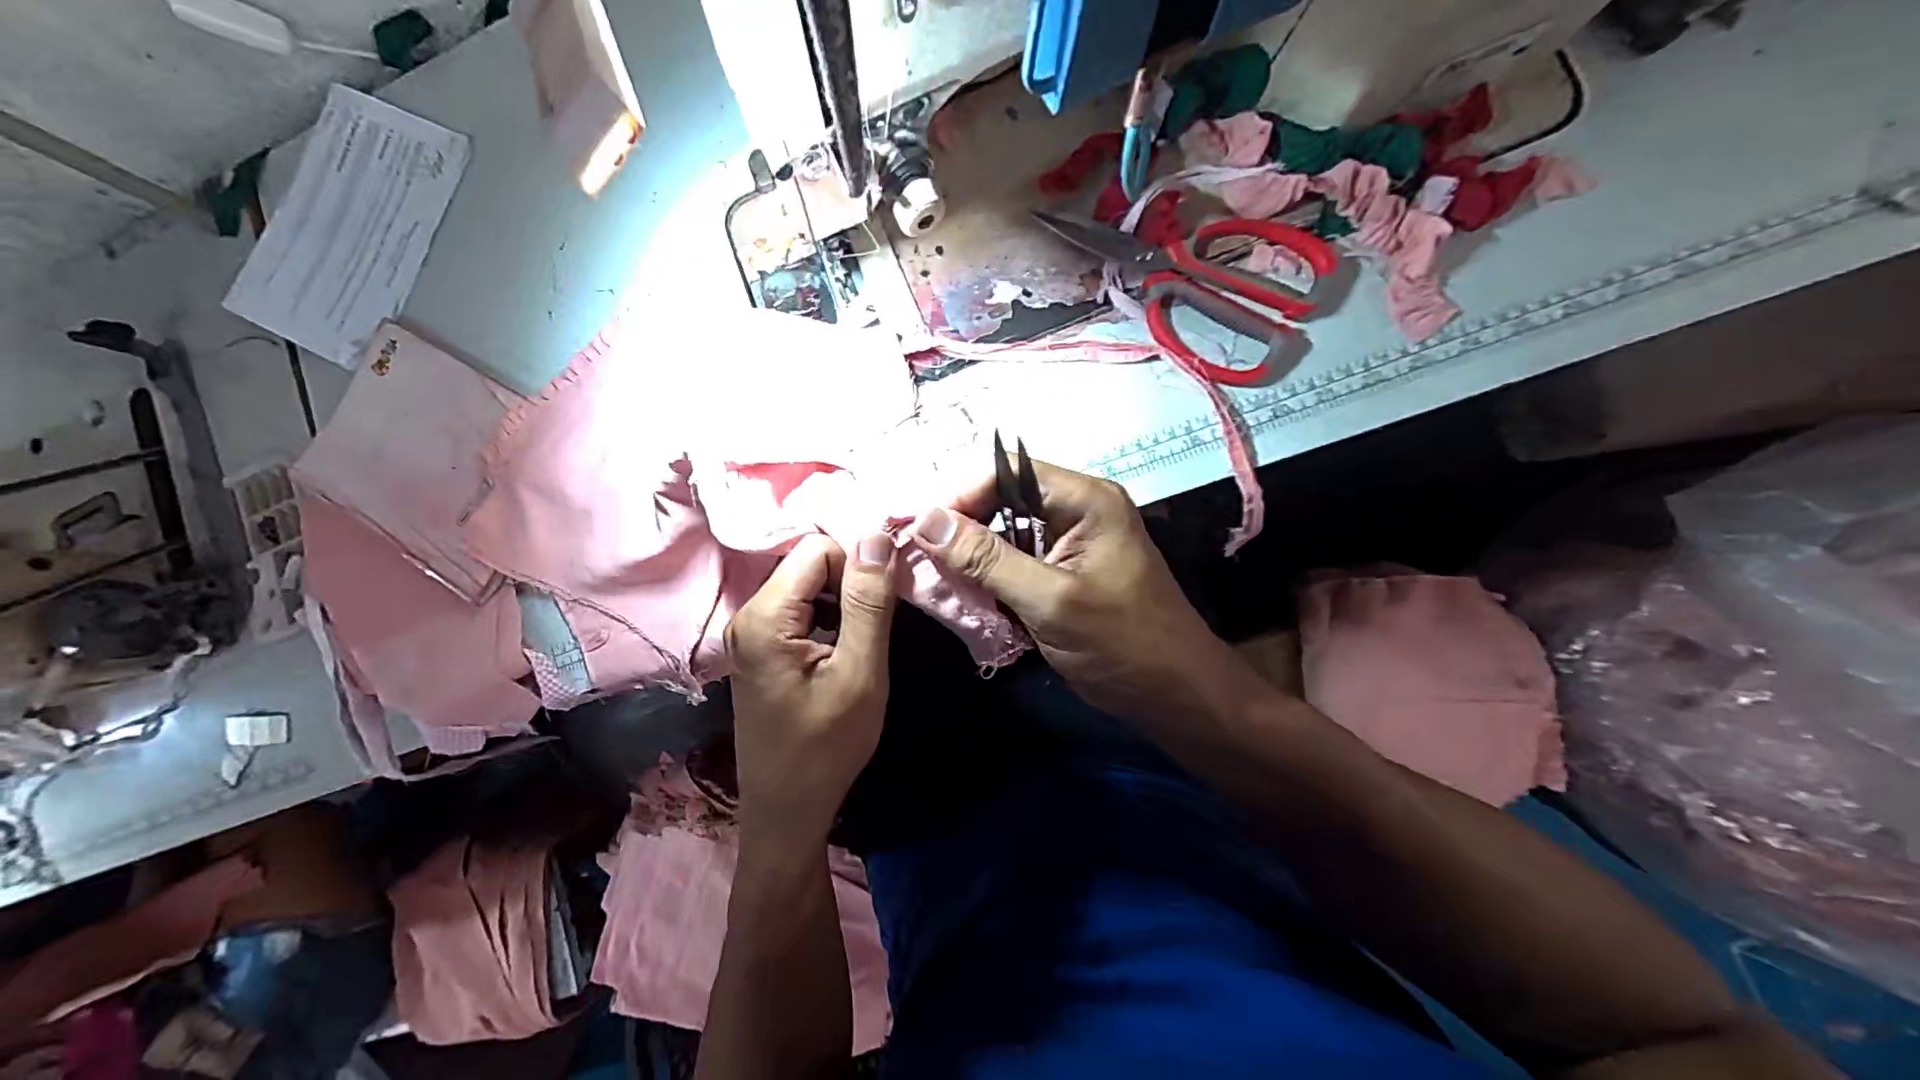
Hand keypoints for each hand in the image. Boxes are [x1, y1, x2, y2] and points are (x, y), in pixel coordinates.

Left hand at [724, 533, 897, 841]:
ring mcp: (750, 632)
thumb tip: (877, 536)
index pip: (817, 548)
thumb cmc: (826, 747)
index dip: (857, 566)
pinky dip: (829, 618)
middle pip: (809, 563)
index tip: (883, 602)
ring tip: (864, 638)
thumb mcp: (860, 673)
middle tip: (878, 622)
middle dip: (850, 582)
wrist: (787, 809)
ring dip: (842, 602)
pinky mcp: (760, 648)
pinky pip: (800, 609)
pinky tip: (844, 649)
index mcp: (764, 616)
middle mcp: (748, 614)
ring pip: (807, 585)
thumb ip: (869, 602)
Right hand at [908, 459, 1259, 725]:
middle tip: (928, 563)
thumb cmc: (1121, 643)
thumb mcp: (1048, 600)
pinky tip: (975, 602)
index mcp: (1086, 499)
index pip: (1008, 473)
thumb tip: (925, 519)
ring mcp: (1074, 542)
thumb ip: (986, 558)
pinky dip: (994, 580)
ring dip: (976, 560)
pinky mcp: (1067, 572)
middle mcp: (1079, 510)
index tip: (924, 534)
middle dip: (966, 531)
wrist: (1175, 695)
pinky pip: (1019, 562)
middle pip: (1004, 501)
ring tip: (946, 586)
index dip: (963, 497)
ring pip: (1007, 534)